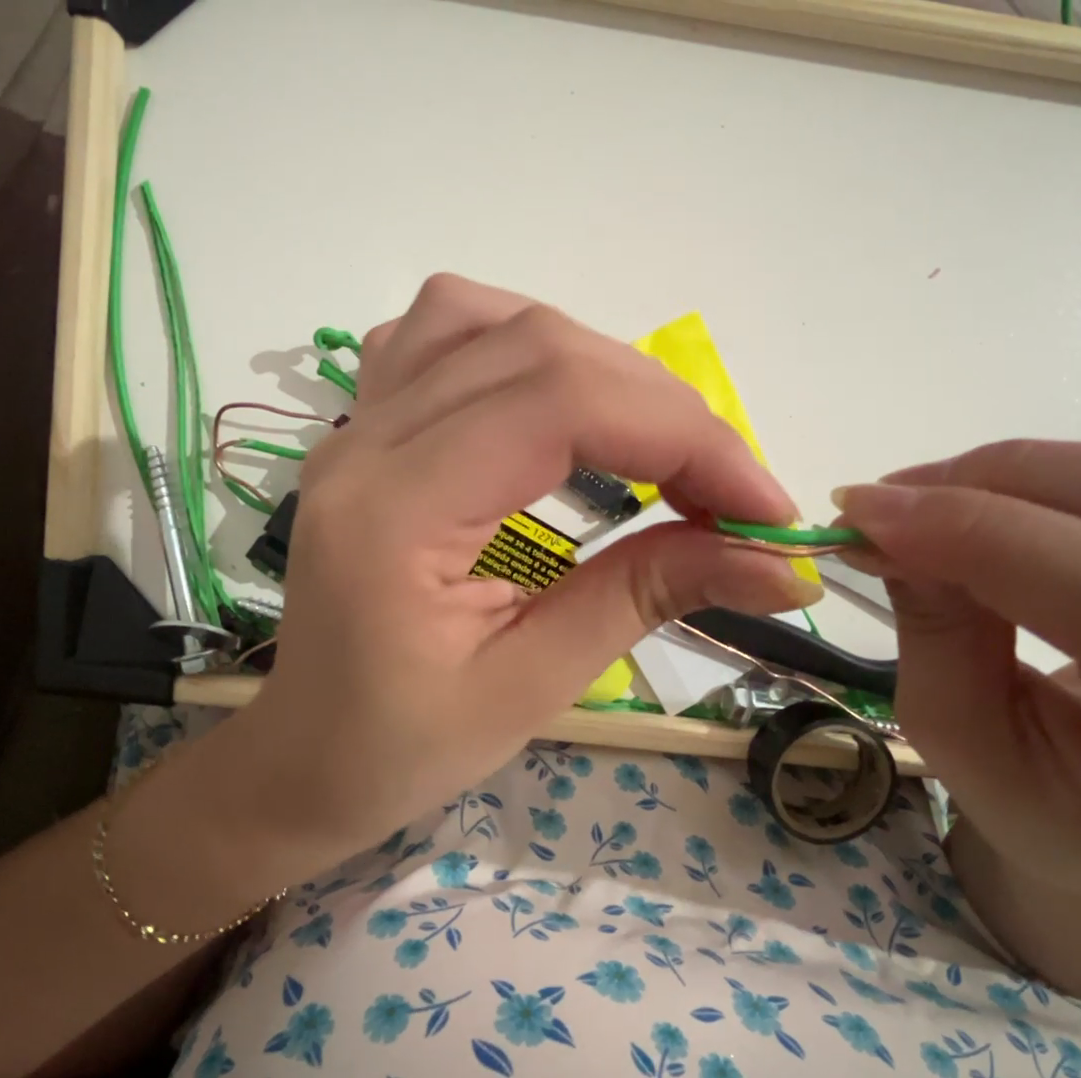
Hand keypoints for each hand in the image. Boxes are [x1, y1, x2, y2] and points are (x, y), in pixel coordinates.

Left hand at [229, 275, 820, 855]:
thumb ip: (643, 598)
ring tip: (652, 443)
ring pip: (490, 319)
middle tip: (727, 492)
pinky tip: (555, 402)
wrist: (302, 756)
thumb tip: (778, 564)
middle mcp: (366, 442)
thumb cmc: (401, 749)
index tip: (762, 508)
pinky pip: (443, 334)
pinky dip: (523, 345)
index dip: (683, 436)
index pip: (558, 406)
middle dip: (662, 408)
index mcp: (393, 513)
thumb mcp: (530, 689)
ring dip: (597, 364)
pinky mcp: (367, 427)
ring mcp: (358, 423)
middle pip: (537, 348)